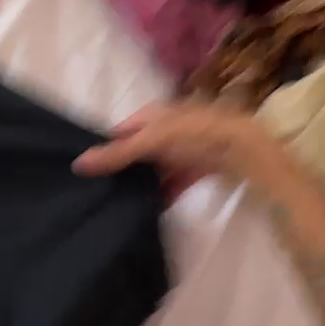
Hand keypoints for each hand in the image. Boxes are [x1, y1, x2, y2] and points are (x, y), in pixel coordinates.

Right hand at [73, 102, 295, 192]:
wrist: (247, 150)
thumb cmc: (195, 136)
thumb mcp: (152, 142)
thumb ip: (118, 154)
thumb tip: (77, 163)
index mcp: (153, 115)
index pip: (121, 131)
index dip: (105, 148)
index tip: (87, 172)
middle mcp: (168, 128)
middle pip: (139, 150)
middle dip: (125, 169)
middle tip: (102, 192)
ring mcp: (185, 148)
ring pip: (157, 167)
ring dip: (145, 183)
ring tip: (123, 205)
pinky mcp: (200, 168)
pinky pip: (176, 182)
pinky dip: (166, 194)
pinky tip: (154, 210)